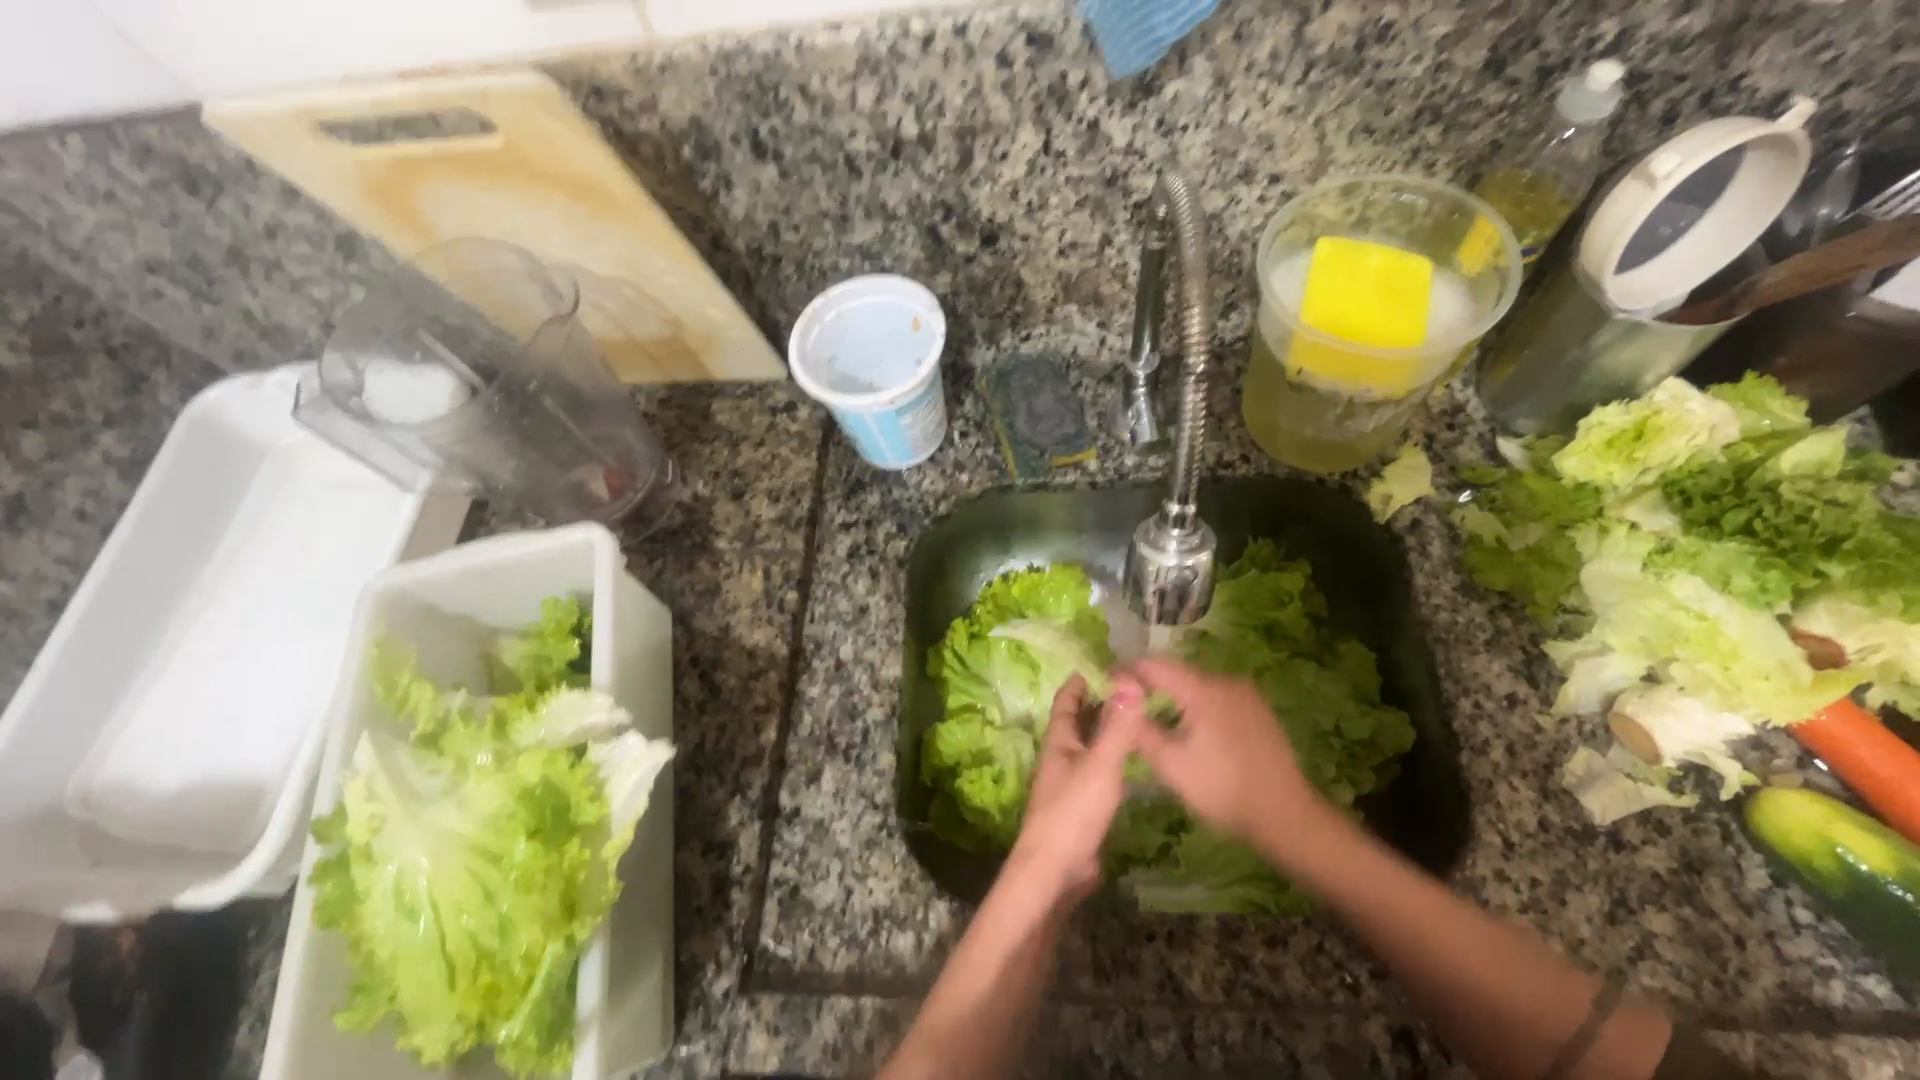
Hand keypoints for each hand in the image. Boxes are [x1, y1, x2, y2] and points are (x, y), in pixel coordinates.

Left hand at [1004, 675, 1147, 909]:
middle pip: (1079, 723)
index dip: (1081, 682)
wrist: (1055, 872)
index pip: (1066, 702)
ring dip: (1108, 732)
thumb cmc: (1073, 813)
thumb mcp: (1101, 765)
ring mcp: (1070, 784)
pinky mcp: (1083, 808)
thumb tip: (1130, 682)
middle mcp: (1061, 758)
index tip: (1102, 663)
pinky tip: (1134, 763)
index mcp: (1058, 742)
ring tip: (1139, 719)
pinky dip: (1115, 761)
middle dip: (1099, 704)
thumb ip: (1118, 727)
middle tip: (1132, 688)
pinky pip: (1099, 773)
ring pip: (1090, 748)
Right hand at [1122, 657, 1327, 845]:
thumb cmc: (1221, 790)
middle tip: (1125, 707)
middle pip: (1176, 672)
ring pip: (1197, 685)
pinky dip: (1197, 705)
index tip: (1106, 686)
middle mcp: (1225, 680)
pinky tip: (1189, 730)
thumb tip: (1116, 701)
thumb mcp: (1170, 764)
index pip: (1153, 664)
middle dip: (1148, 685)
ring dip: (1173, 696)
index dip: (1125, 672)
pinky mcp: (1258, 709)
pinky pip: (1217, 697)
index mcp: (1202, 689)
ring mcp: (1246, 693)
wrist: (1284, 815)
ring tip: (1153, 719)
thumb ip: (1139, 728)